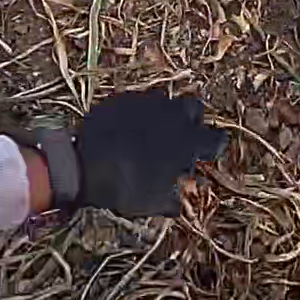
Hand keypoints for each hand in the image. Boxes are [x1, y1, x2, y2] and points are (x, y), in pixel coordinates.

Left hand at [55, 88, 226, 215]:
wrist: (83, 163)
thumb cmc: (125, 187)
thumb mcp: (153, 202)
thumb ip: (173, 200)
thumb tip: (180, 202)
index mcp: (188, 140)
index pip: (217, 138)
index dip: (214, 147)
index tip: (206, 155)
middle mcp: (174, 115)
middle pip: (195, 108)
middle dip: (193, 119)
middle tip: (182, 136)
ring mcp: (149, 102)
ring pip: (167, 100)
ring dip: (165, 114)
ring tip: (153, 132)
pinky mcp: (126, 97)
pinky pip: (140, 101)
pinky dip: (140, 113)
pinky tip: (128, 128)